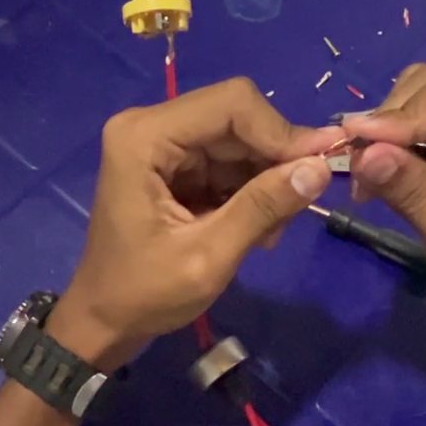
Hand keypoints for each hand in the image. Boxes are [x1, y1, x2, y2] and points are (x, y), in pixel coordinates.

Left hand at [49, 78, 343, 368]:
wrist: (104, 322)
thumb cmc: (144, 295)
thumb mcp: (208, 257)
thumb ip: (263, 208)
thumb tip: (321, 168)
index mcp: (144, 137)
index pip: (232, 104)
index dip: (281, 132)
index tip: (321, 167)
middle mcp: (151, 127)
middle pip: (237, 119)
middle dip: (275, 160)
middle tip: (299, 208)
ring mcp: (161, 146)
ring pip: (239, 143)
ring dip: (266, 182)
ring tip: (270, 233)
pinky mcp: (173, 167)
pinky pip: (227, 164)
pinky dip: (250, 192)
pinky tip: (257, 230)